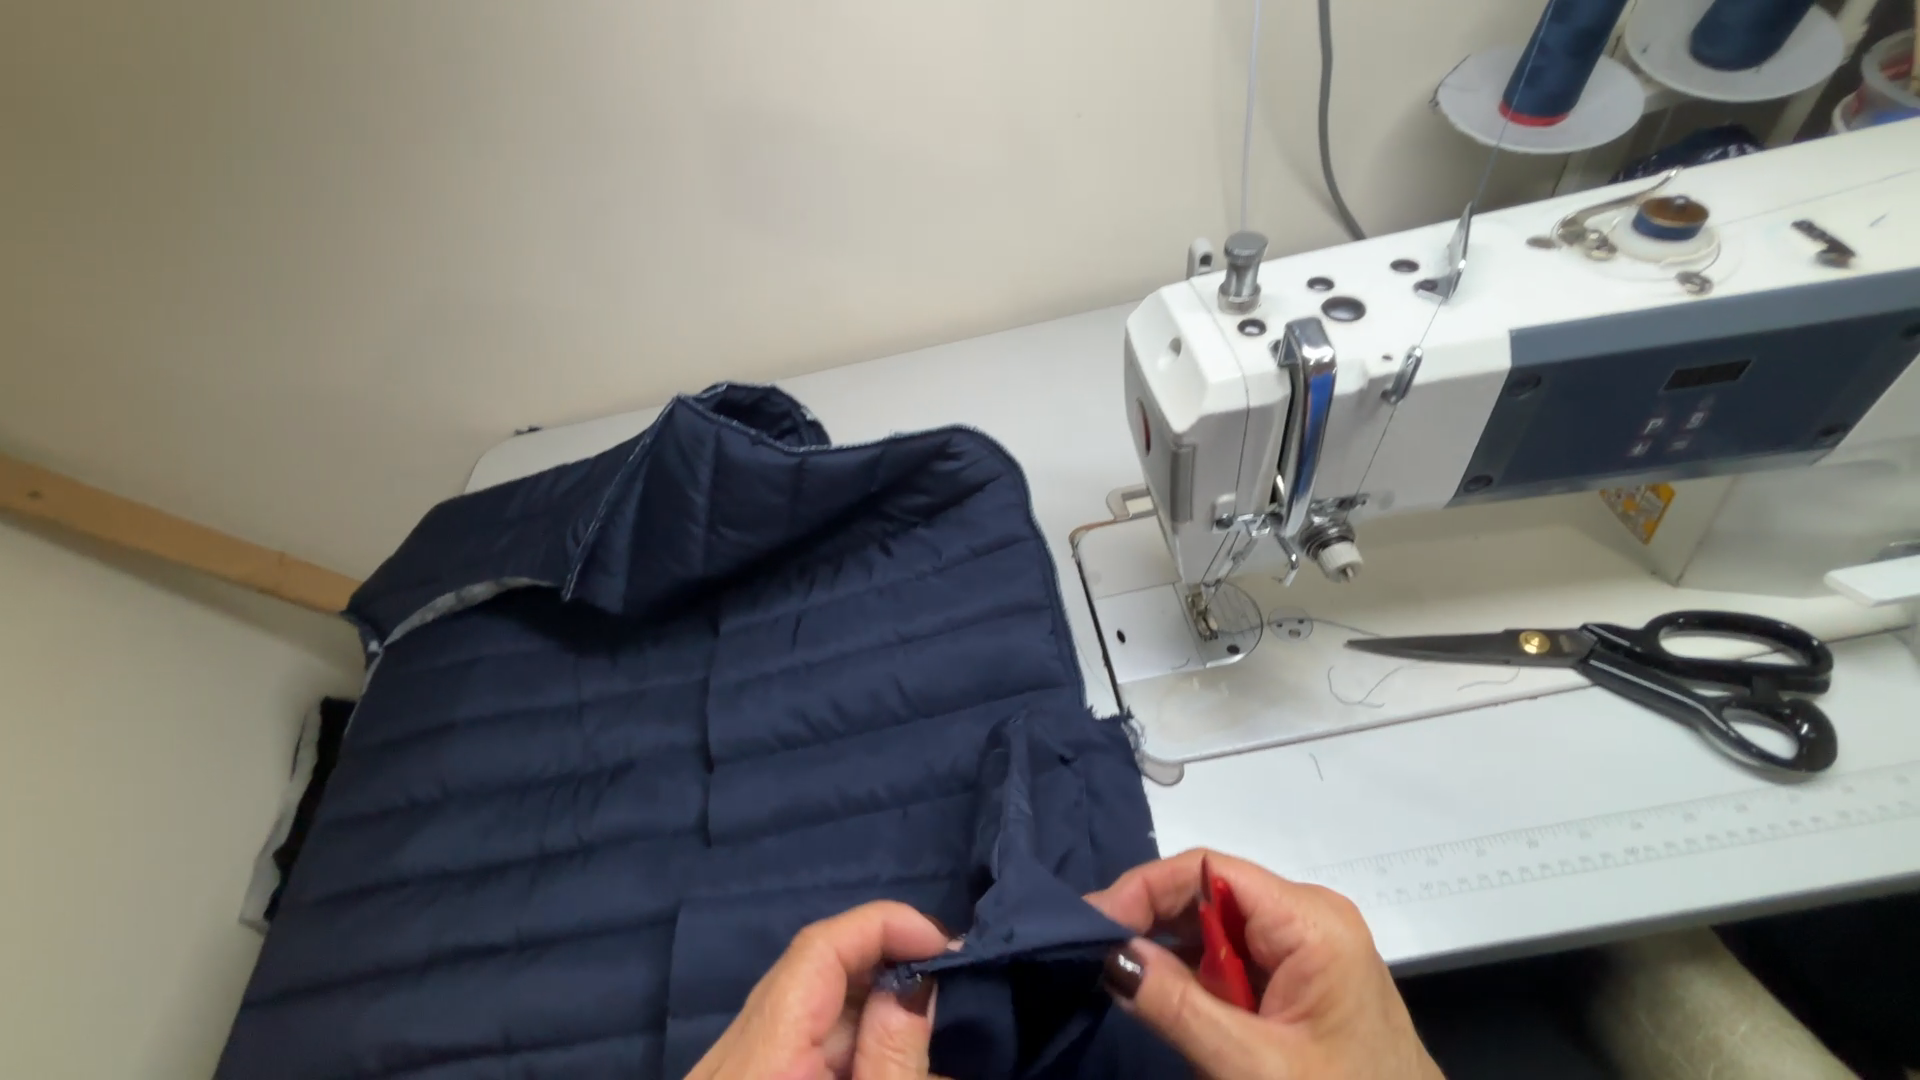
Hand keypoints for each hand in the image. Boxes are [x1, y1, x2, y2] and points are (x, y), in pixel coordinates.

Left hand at [687, 901, 949, 1079]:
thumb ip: (893, 1057)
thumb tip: (917, 982)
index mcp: (760, 1057)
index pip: (817, 947)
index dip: (884, 924)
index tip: (945, 944)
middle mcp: (732, 1053)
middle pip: (813, 969)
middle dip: (886, 961)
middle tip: (948, 981)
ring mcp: (730, 1068)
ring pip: (807, 1004)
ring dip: (871, 1001)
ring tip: (930, 1020)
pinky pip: (796, 1037)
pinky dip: (847, 1037)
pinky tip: (884, 1056)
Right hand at [1086, 850, 1441, 1079]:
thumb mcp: (1253, 1067)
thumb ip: (1177, 1005)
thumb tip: (1107, 953)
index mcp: (1309, 920)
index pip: (1208, 871)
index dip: (1145, 889)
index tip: (1092, 923)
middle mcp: (1308, 916)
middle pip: (1208, 893)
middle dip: (1152, 920)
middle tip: (1095, 954)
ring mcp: (1306, 945)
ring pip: (1215, 925)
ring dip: (1169, 951)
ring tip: (1121, 976)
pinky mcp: (1301, 975)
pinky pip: (1233, 955)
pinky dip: (1195, 974)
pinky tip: (1166, 996)